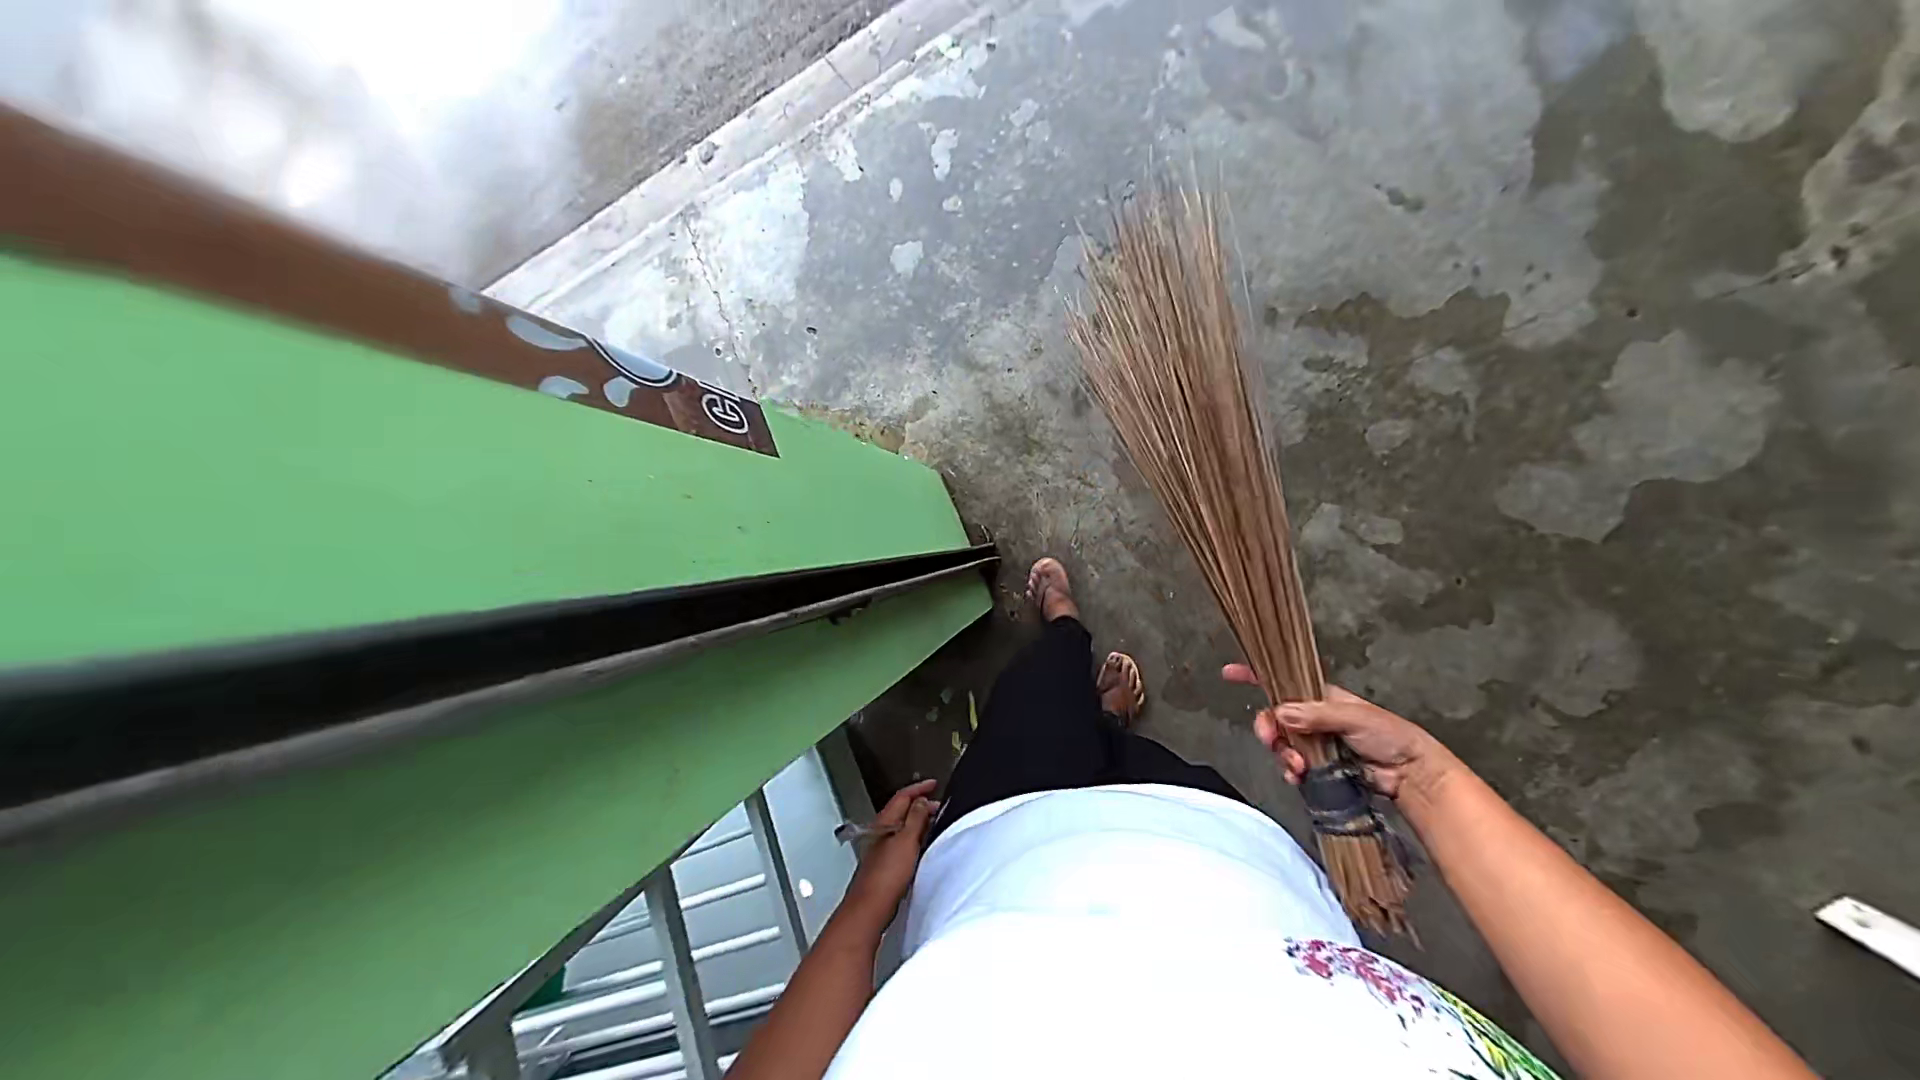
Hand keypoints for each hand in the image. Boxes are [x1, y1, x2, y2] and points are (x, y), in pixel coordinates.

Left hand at [839, 779, 938, 927]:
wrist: (871, 907)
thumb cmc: (885, 876)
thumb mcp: (906, 841)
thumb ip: (916, 818)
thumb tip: (922, 802)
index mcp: (885, 822)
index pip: (902, 796)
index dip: (918, 788)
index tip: (932, 784)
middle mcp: (881, 833)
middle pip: (902, 810)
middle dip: (921, 804)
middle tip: (938, 804)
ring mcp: (882, 849)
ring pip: (902, 827)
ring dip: (918, 821)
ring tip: (934, 821)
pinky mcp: (886, 864)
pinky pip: (903, 843)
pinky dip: (915, 838)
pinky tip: (923, 845)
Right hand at [1221, 666, 1461, 801]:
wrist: (1413, 776)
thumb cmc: (1392, 736)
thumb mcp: (1354, 716)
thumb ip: (1316, 714)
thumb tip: (1281, 713)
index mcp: (1320, 698)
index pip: (1283, 682)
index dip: (1256, 675)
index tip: (1230, 673)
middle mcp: (1313, 718)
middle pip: (1275, 717)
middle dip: (1268, 729)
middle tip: (1271, 739)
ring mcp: (1315, 743)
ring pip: (1282, 744)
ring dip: (1283, 754)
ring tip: (1298, 766)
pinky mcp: (1319, 768)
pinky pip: (1292, 766)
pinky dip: (1291, 771)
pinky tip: (1299, 776)